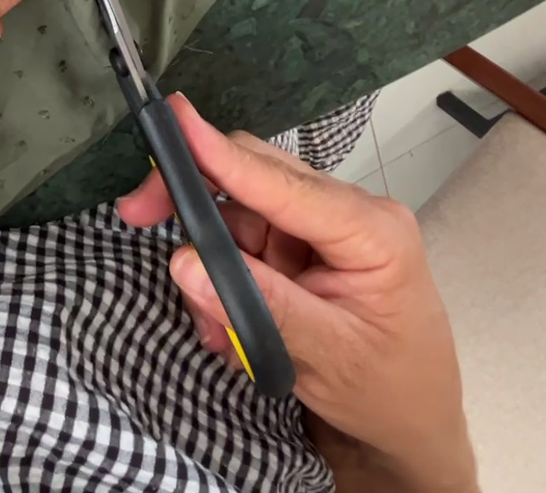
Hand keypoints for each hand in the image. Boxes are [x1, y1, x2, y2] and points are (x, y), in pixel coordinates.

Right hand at [118, 95, 476, 492]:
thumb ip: (256, 304)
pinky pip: (235, 236)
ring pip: (233, 208)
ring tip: (212, 326)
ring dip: (205, 253)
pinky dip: (217, 271)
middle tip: (136, 212)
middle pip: (250, 174)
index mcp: (370, 230)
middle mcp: (342, 212)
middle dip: (191, 193)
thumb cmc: (389, 392)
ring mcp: (315, 224)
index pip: (282, 183)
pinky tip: (223, 322)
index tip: (174, 117)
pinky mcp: (293, 241)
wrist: (410, 427)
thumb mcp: (327, 356)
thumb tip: (184, 262)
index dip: (222, 153)